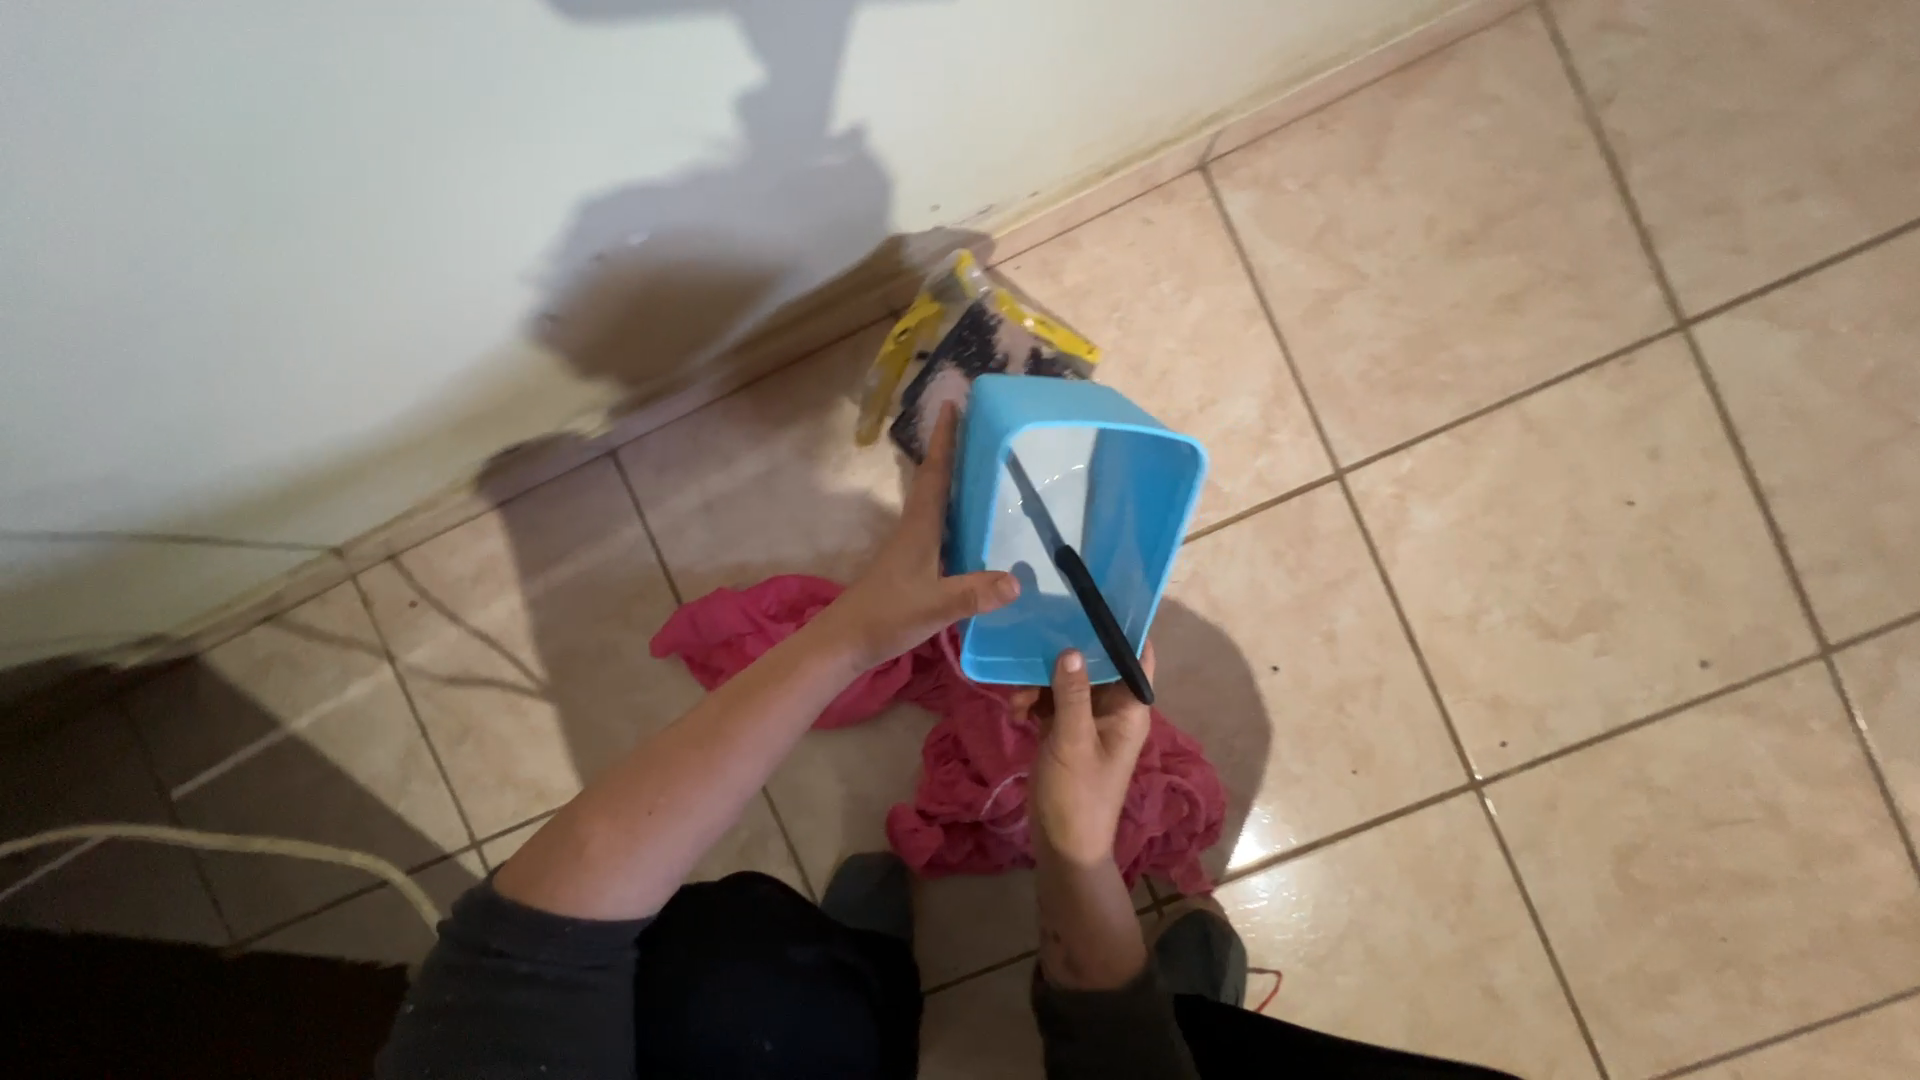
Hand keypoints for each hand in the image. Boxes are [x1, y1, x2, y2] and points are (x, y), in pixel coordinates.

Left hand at [816, 404, 1019, 669]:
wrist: (846, 641)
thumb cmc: (886, 616)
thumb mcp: (934, 607)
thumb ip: (972, 595)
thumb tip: (1017, 581)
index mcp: (920, 527)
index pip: (935, 474)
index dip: (945, 440)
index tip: (953, 403)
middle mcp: (916, 529)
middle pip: (937, 481)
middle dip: (955, 451)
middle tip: (983, 427)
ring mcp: (913, 547)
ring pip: (939, 504)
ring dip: (957, 482)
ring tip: (988, 468)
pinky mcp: (914, 565)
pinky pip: (942, 528)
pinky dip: (959, 516)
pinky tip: (979, 528)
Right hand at [1019, 643, 1156, 868]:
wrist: (1062, 846)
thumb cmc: (1077, 795)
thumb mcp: (1072, 741)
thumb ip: (1070, 694)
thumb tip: (1070, 648)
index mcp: (1129, 707)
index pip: (1136, 655)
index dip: (1123, 626)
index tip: (1096, 598)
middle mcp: (1112, 707)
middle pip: (1093, 662)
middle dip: (1063, 652)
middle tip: (1034, 639)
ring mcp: (1086, 718)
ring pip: (1065, 679)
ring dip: (1039, 681)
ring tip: (1016, 698)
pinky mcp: (1064, 729)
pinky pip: (1049, 700)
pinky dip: (1032, 701)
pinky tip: (1014, 711)